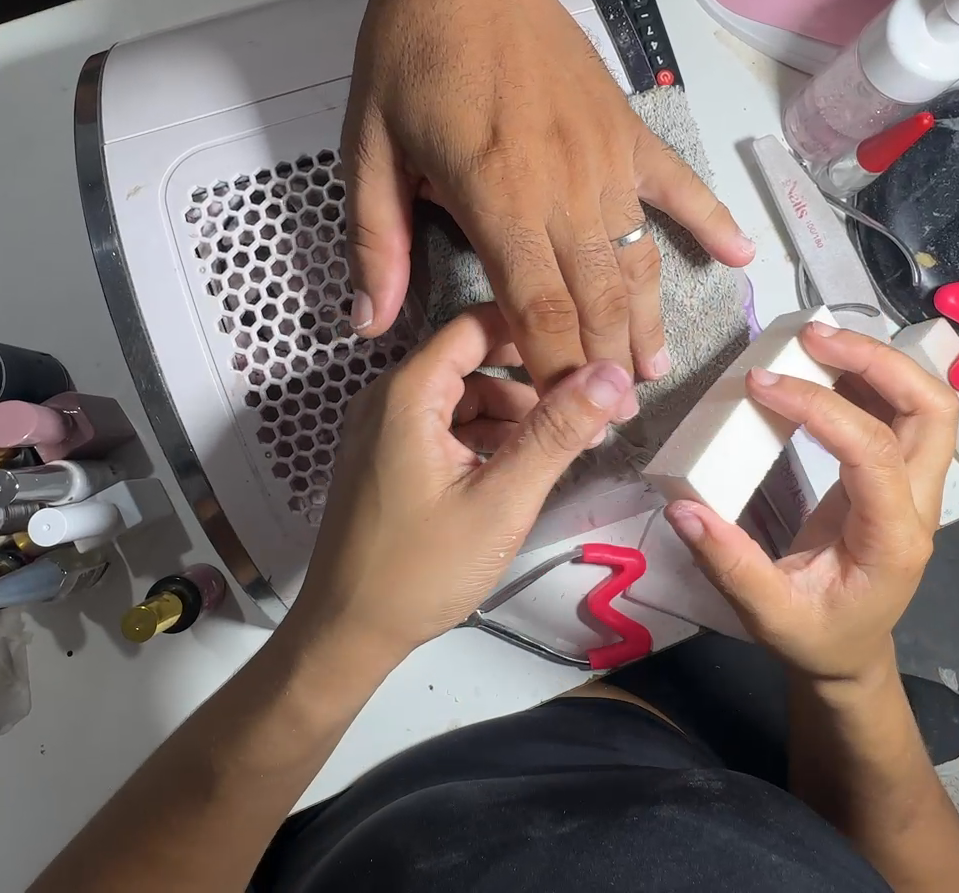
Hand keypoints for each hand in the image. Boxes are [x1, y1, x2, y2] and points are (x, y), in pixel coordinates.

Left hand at [294, 304, 634, 657]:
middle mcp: (389, 397)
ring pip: (462, 396)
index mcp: (407, 392)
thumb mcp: (501, 501)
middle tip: (592, 403)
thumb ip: (556, 432)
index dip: (535, 330)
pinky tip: (524, 462)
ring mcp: (385, 428)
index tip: (589, 349)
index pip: (477, 325)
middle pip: (472, 361)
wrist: (347, 633)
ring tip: (569, 441)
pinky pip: (445, 425)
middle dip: (532, 379)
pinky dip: (486, 436)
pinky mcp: (389, 457)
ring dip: (514, 412)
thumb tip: (611, 372)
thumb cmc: (422, 569)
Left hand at [340, 0, 754, 393]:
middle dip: (607, 365)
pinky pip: (678, 184)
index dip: (561, 373)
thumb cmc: (411, 56)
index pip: (539, 310)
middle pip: (597, 298)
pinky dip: (710, 220)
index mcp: (498, 198)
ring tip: (656, 370)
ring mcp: (607, 158)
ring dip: (649, 319)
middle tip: (613, 417)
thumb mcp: (368, 150)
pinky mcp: (628, 129)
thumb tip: (369, 324)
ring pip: (637, 258)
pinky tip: (738, 256)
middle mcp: (564, 188)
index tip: (574, 422)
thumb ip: (377, 243)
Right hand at [664, 322, 958, 684]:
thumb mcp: (768, 613)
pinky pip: (899, 413)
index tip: (759, 385)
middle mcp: (919, 504)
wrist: (852, 653)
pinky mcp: (895, 475)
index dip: (819, 408)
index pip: (872, 452)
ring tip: (814, 339)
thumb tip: (681, 507)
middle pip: (931, 411)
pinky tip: (822, 365)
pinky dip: (867, 378)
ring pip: (926, 404)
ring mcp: (914, 487)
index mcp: (892, 539)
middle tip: (811, 337)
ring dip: (876, 361)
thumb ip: (728, 563)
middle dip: (876, 362)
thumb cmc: (817, 635)